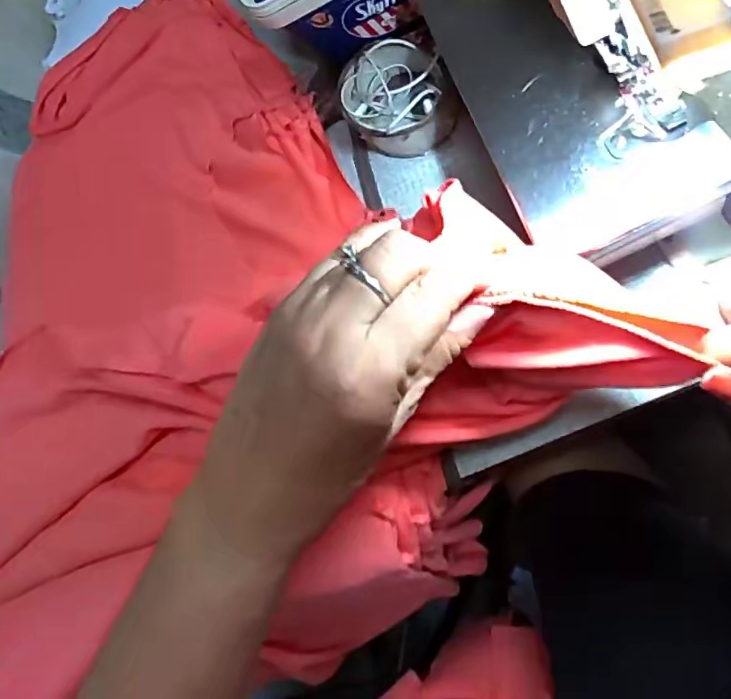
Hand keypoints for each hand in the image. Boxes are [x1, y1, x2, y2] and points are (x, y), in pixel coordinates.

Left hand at [186, 221, 495, 566]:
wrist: (245, 489)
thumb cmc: (331, 473)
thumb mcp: (396, 419)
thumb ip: (440, 353)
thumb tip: (482, 307)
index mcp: (370, 366)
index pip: (433, 292)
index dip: (469, 275)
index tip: (486, 276)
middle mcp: (335, 323)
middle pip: (401, 251)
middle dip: (436, 257)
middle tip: (449, 281)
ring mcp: (303, 305)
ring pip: (368, 242)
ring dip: (403, 249)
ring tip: (415, 276)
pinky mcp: (283, 301)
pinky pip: (335, 254)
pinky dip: (366, 253)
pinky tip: (378, 274)